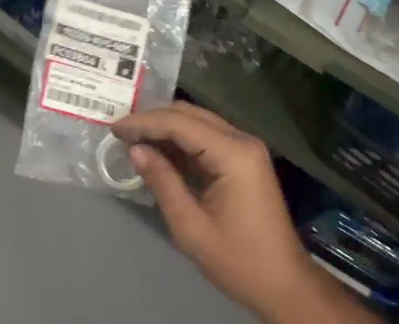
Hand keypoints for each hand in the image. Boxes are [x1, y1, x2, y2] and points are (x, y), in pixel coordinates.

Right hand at [112, 103, 373, 323]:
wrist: (285, 285)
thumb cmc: (239, 260)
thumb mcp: (191, 227)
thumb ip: (162, 182)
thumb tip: (135, 150)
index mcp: (233, 154)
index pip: (180, 123)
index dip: (143, 122)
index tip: (114, 129)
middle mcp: (242, 140)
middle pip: (189, 114)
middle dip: (152, 119)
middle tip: (120, 130)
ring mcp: (246, 148)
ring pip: (197, 122)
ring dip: (165, 127)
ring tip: (133, 138)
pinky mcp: (244, 160)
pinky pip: (207, 138)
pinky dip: (180, 141)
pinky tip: (158, 150)